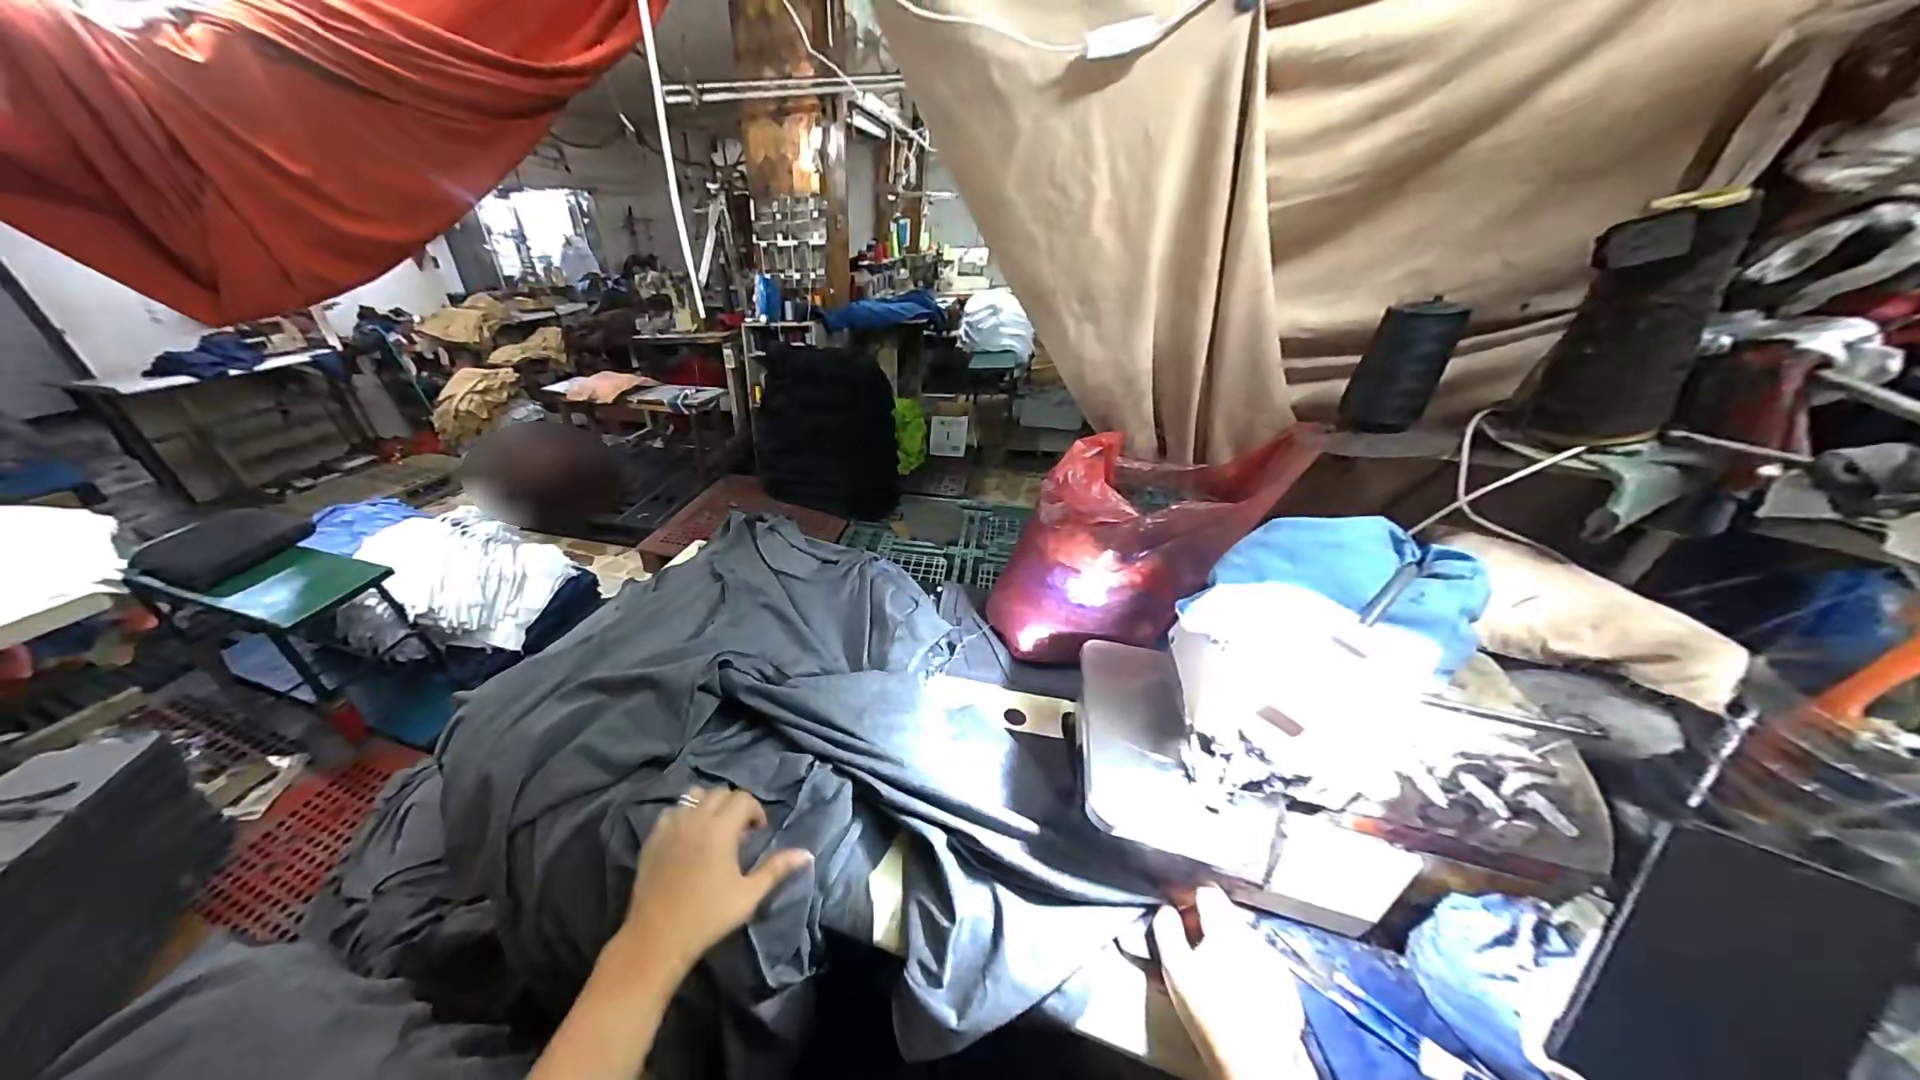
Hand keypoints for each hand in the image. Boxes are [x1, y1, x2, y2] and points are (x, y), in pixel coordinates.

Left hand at [615, 786, 813, 976]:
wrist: (656, 940)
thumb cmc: (707, 917)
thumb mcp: (749, 894)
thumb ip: (777, 868)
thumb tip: (807, 854)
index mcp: (720, 829)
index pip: (743, 798)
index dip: (755, 811)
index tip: (757, 834)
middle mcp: (695, 819)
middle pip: (720, 793)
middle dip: (735, 806)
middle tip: (740, 833)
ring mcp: (670, 827)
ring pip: (694, 796)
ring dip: (709, 805)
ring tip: (714, 829)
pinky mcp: (652, 839)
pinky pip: (672, 812)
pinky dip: (685, 815)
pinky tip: (688, 838)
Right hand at [1152, 886, 1311, 1079]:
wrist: (1254, 1064)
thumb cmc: (1209, 1012)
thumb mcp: (1174, 967)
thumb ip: (1166, 929)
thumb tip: (1167, 910)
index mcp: (1227, 927)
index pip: (1207, 892)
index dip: (1188, 899)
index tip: (1178, 918)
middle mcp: (1255, 937)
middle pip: (1225, 917)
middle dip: (1206, 927)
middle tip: (1190, 950)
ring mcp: (1275, 962)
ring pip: (1244, 941)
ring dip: (1227, 948)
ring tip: (1213, 975)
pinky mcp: (1287, 986)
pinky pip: (1261, 965)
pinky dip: (1247, 969)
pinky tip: (1237, 993)